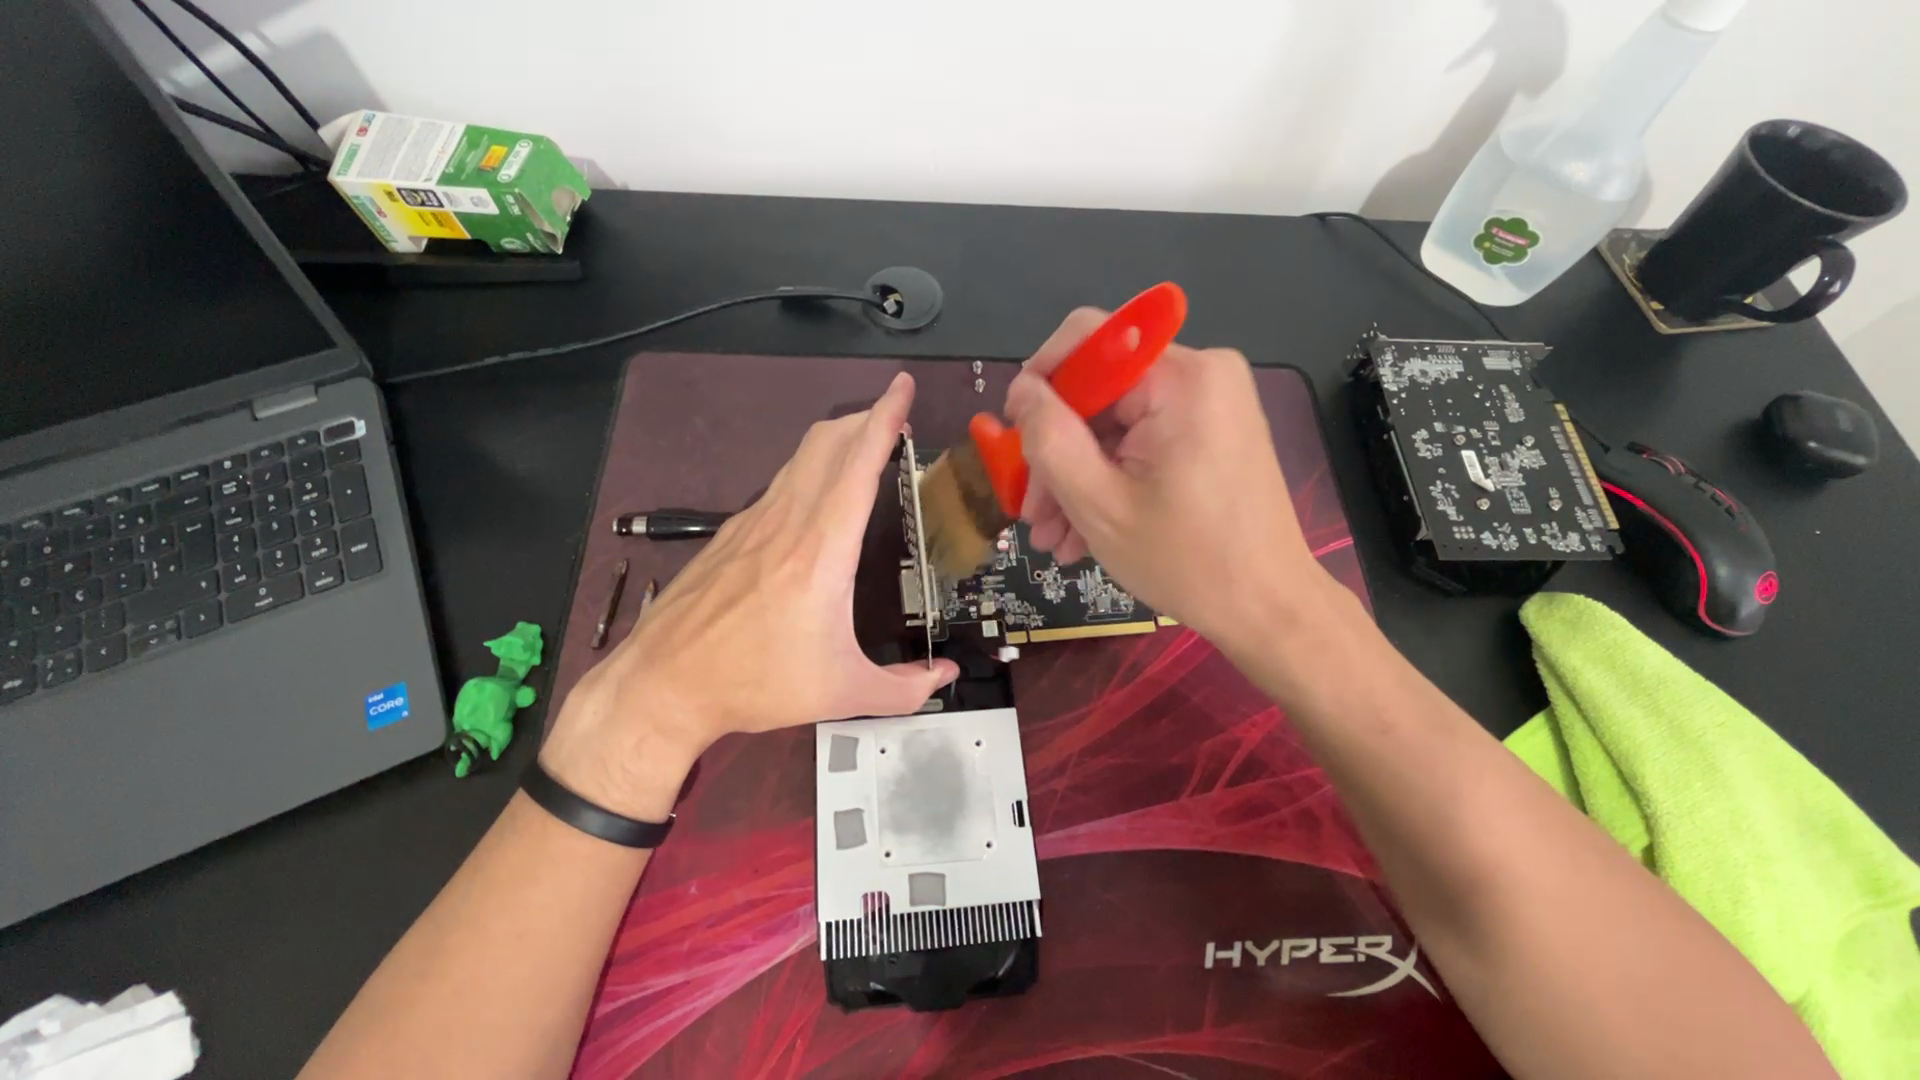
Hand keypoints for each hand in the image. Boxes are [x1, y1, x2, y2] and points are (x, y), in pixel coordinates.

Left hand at [541, 372, 958, 818]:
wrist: (664, 683)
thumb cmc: (752, 684)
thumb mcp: (841, 694)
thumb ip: (904, 687)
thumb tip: (943, 675)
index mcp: (820, 553)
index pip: (857, 465)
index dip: (883, 419)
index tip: (900, 387)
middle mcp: (785, 525)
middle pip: (827, 444)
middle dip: (864, 418)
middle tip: (893, 418)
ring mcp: (752, 525)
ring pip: (800, 459)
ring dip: (836, 441)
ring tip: (862, 446)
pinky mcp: (730, 536)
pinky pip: (778, 485)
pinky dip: (808, 471)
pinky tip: (815, 498)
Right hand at [1006, 309, 1342, 650]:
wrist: (1269, 607)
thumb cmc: (1186, 561)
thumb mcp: (1099, 504)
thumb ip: (1049, 438)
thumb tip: (1022, 389)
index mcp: (1180, 377)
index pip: (1087, 339)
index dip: (1040, 383)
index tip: (1015, 439)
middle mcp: (1201, 374)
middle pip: (1100, 391)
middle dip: (1058, 452)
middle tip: (1033, 516)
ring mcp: (1211, 404)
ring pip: (1117, 423)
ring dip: (1079, 477)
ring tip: (1054, 538)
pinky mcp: (1214, 432)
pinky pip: (1144, 441)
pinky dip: (1113, 479)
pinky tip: (1085, 533)